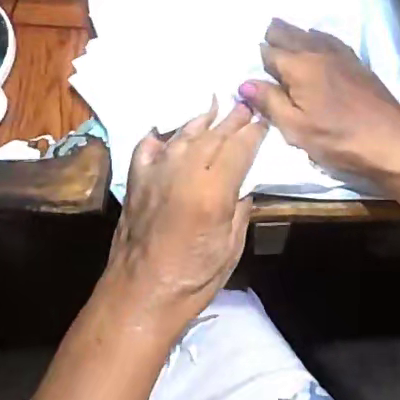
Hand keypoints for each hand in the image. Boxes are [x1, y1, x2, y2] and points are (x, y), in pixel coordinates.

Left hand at [103, 101, 267, 325]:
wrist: (140, 293)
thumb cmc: (194, 279)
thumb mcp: (231, 246)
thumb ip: (240, 208)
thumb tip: (244, 184)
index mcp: (212, 189)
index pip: (239, 147)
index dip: (254, 132)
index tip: (264, 120)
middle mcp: (183, 171)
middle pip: (212, 135)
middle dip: (231, 120)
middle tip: (245, 106)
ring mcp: (156, 171)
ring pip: (182, 135)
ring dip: (200, 120)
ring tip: (214, 106)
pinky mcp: (135, 178)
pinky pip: (149, 146)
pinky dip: (161, 136)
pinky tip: (168, 131)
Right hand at [242, 19, 399, 193]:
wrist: (394, 143)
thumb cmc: (339, 139)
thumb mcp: (296, 128)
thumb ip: (269, 102)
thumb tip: (244, 83)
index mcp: (299, 66)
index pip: (269, 52)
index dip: (258, 58)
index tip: (251, 64)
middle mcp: (318, 52)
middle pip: (289, 33)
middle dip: (274, 34)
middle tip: (264, 39)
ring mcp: (341, 56)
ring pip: (310, 34)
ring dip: (294, 34)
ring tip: (284, 35)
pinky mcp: (357, 64)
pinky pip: (329, 40)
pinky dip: (315, 38)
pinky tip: (316, 44)